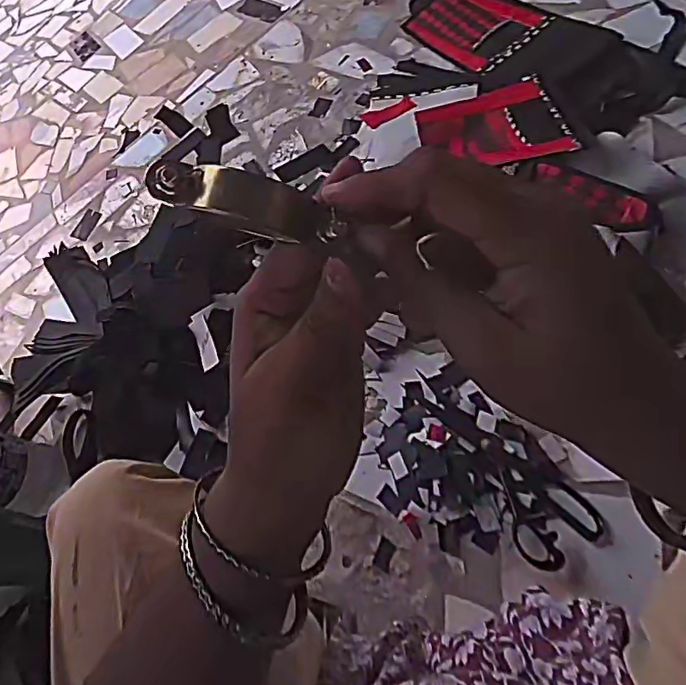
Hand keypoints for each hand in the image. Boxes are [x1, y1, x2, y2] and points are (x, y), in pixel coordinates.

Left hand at [203, 159, 375, 572]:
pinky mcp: (343, 337)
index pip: (296, 243)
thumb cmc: (277, 441)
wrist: (285, 495)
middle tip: (412, 195)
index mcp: (264, 299)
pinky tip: (416, 267)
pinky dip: (386, 284)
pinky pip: (364, 300)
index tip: (374, 189)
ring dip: (376, 248)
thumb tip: (347, 262)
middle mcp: (290, 299)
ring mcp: (319, 317)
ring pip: (347, 271)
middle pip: (325, 250)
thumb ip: (324, 324)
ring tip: (422, 220)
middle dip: (359, 224)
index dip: (330, 216)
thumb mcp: (295, 382)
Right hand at [318, 149, 685, 518]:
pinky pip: (469, 206)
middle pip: (442, 170)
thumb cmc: (563, 387)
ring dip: (404, 207)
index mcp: (531, 233)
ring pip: (452, 184)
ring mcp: (542, 209)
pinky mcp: (536, 223)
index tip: (328, 201)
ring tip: (365, 242)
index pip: (436, 181)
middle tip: (339, 221)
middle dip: (384, 191)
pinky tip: (408, 255)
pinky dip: (430, 222)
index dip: (376, 185)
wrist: (644, 404)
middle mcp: (539, 203)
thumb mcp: (479, 346)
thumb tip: (365, 235)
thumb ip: (419, 283)